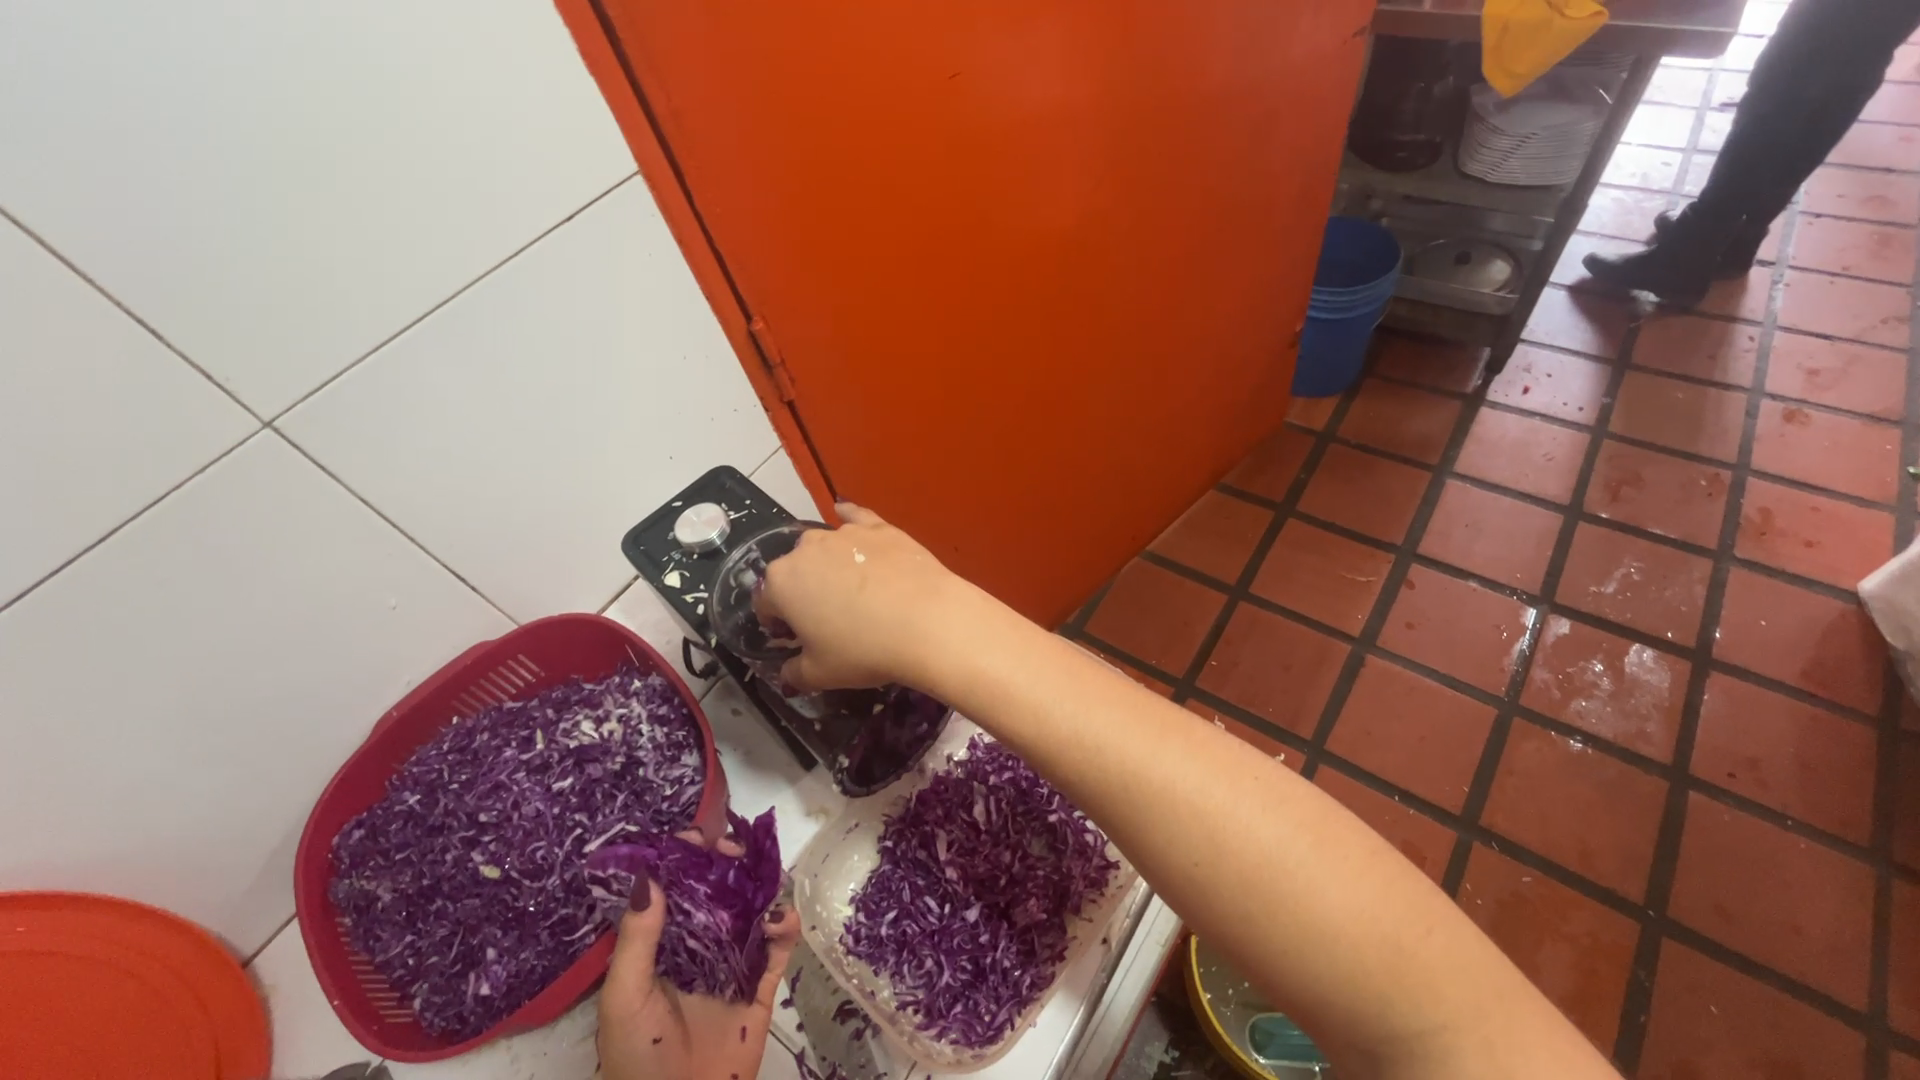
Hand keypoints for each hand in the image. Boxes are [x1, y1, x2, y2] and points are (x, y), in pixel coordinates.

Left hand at [596, 837, 800, 1079]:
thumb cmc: (640, 1058)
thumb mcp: (626, 998)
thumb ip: (638, 939)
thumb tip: (649, 875)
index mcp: (661, 947)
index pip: (674, 890)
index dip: (684, 859)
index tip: (696, 836)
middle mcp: (697, 947)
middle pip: (716, 892)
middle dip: (727, 865)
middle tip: (735, 851)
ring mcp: (731, 965)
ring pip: (750, 911)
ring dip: (760, 887)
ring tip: (764, 874)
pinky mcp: (760, 986)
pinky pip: (777, 949)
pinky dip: (785, 927)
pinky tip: (782, 919)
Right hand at [758, 503, 969, 691]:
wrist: (928, 621)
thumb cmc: (864, 650)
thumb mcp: (820, 675)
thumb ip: (793, 673)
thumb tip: (787, 674)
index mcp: (781, 584)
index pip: (766, 604)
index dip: (778, 624)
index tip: (795, 640)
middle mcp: (805, 549)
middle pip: (794, 572)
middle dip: (802, 593)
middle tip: (828, 619)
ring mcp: (843, 534)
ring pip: (823, 547)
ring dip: (827, 564)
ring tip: (850, 588)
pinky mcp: (878, 527)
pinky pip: (855, 517)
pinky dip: (849, 518)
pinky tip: (846, 515)